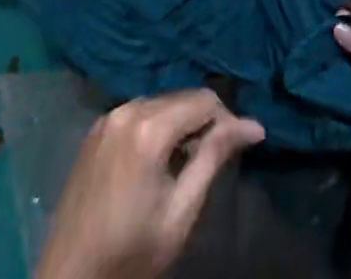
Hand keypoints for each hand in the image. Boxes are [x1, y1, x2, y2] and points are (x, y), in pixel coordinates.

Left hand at [36, 89, 264, 278]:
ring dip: (182, 123)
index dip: (228, 120)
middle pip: (184, 97)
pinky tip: (159, 160)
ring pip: (163, 103)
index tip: (238, 149)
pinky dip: (159, 126)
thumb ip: (214, 157)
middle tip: (214, 159)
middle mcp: (127, 110)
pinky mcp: (96, 130)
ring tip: (188, 163)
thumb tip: (254, 126)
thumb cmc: (131, 252)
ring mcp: (107, 118)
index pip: (205, 100)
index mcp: (148, 129)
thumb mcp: (182, 210)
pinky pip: (140, 113)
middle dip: (205, 122)